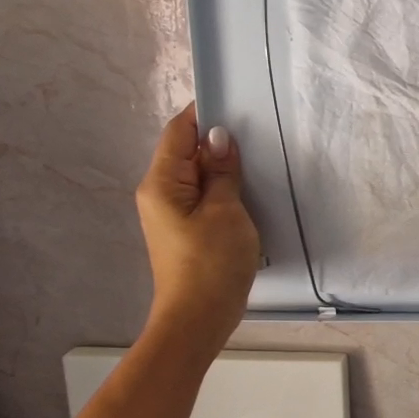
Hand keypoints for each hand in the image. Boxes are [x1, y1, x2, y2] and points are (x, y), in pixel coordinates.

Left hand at [135, 104, 260, 343]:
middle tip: (258, 127)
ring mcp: (172, 212)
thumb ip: (222, 171)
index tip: (235, 99)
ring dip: (223, 164)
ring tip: (258, 155)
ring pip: (198, 173)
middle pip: (187, 151)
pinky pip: (203, 193)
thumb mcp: (225, 210)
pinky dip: (223, 185)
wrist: (199, 318)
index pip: (178, 132)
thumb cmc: (212, 262)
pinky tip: (248, 187)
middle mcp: (159, 193)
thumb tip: (218, 136)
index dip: (203, 113)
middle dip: (217, 139)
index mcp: (162, 183)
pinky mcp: (187, 228)